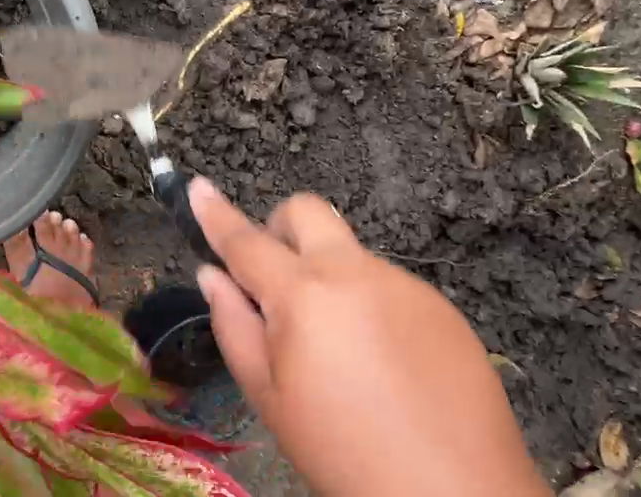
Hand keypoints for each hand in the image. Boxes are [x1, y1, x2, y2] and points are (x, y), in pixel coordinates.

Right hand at [190, 178, 549, 496]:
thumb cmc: (344, 453)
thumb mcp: (269, 398)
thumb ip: (234, 326)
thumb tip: (213, 275)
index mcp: (303, 295)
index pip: (245, 240)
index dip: (216, 212)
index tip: (197, 186)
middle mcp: (353, 273)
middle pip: (306, 212)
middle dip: (280, 229)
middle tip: (277, 284)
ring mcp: (404, 286)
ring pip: (348, 255)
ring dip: (328, 279)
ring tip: (343, 353)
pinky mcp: (443, 308)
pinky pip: (388, 287)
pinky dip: (368, 306)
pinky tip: (384, 365)